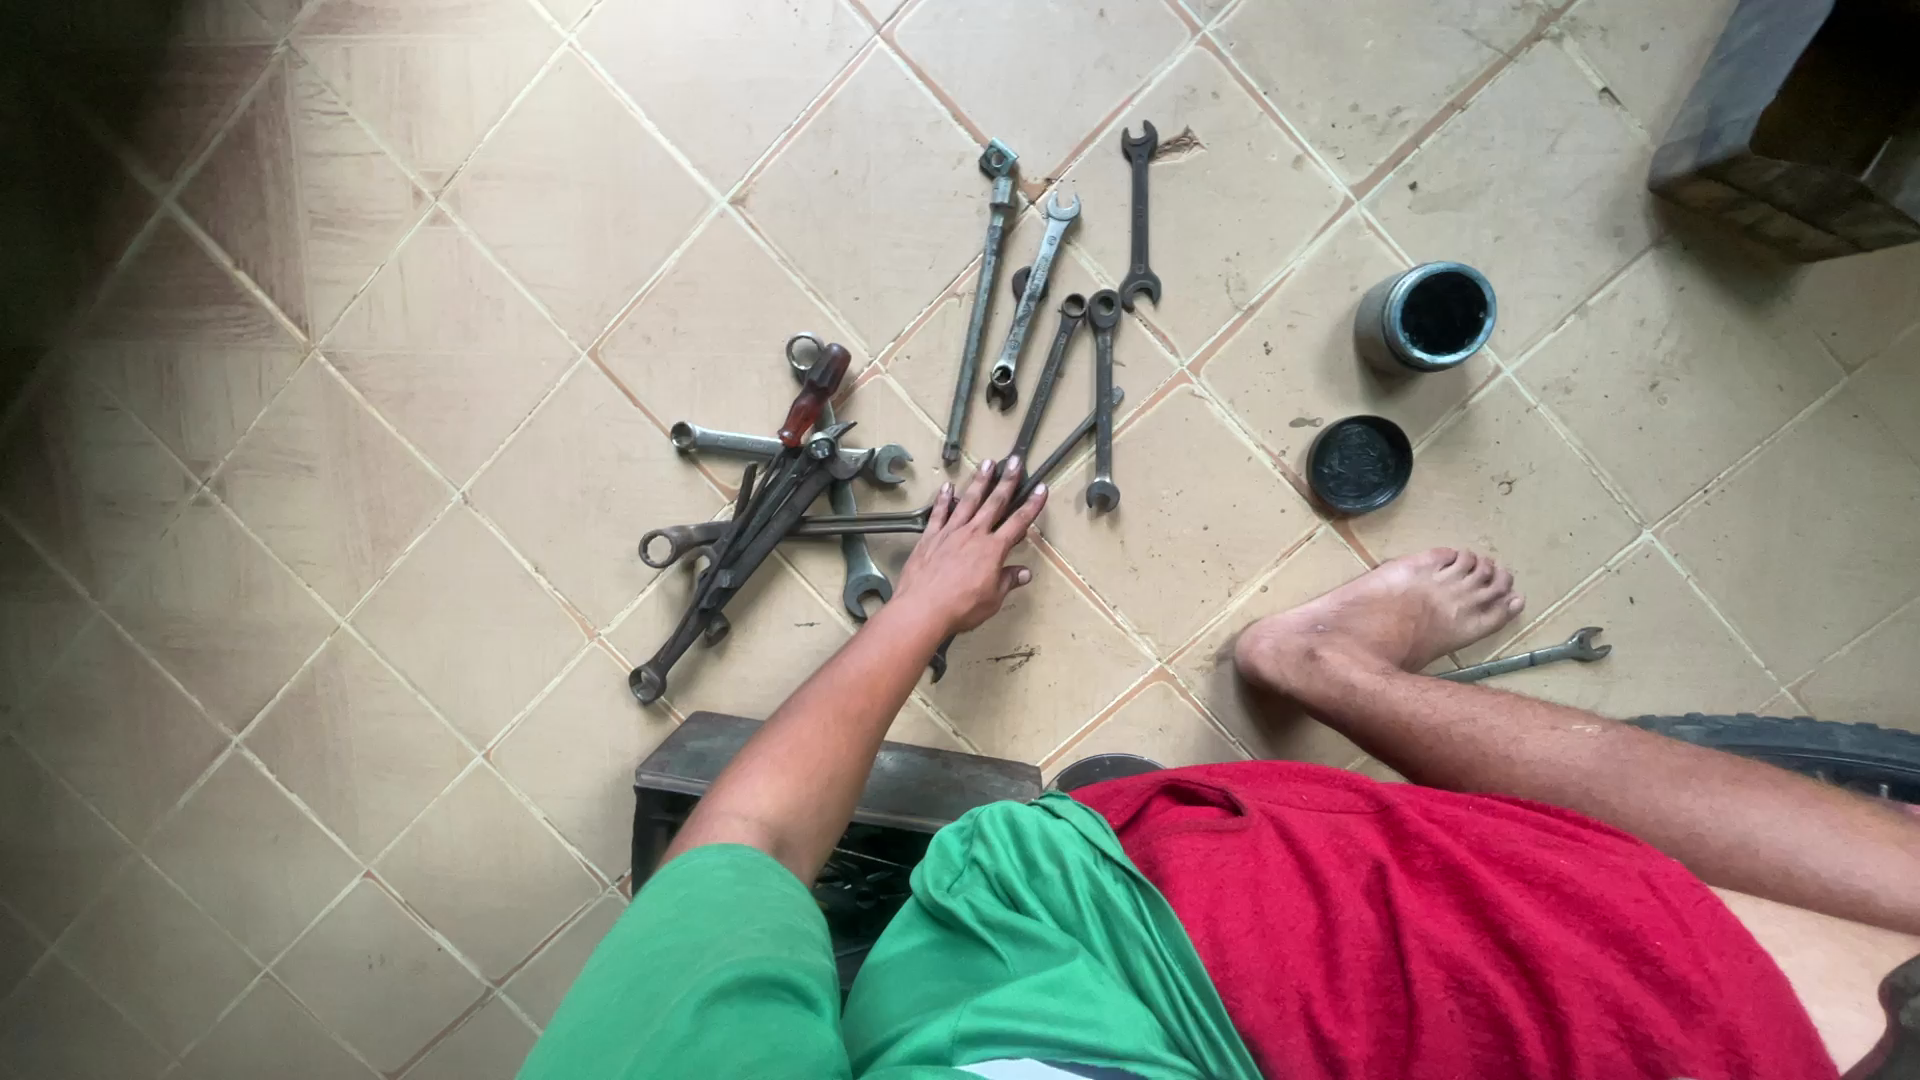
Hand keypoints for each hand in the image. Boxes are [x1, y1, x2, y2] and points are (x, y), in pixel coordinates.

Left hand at [894, 457, 1047, 635]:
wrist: (923, 608)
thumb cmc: (960, 607)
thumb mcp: (992, 599)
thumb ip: (1007, 581)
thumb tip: (1023, 573)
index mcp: (993, 550)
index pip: (1018, 522)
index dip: (1032, 505)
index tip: (1040, 489)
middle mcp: (973, 535)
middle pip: (994, 502)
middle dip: (1007, 481)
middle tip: (1014, 462)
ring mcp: (950, 533)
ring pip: (968, 501)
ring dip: (979, 481)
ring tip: (987, 463)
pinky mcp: (930, 537)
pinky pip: (939, 513)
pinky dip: (944, 499)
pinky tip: (947, 487)